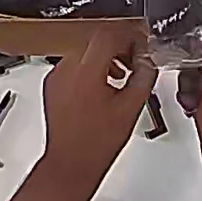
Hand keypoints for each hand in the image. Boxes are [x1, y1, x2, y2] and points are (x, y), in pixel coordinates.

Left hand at [37, 27, 154, 193]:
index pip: (108, 35)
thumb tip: (149, 59)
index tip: (141, 45)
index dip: (130, 36)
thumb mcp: (131, 107)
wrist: (70, 165)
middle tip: (135, 57)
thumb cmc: (95, 144)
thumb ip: (144, 76)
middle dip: (120, 44)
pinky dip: (91, 66)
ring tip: (122, 73)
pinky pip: (74, 63)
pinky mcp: (52, 84)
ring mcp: (57, 76)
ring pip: (85, 49)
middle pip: (96, 39)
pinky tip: (104, 83)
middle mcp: (67, 70)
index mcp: (86, 73)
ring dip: (106, 55)